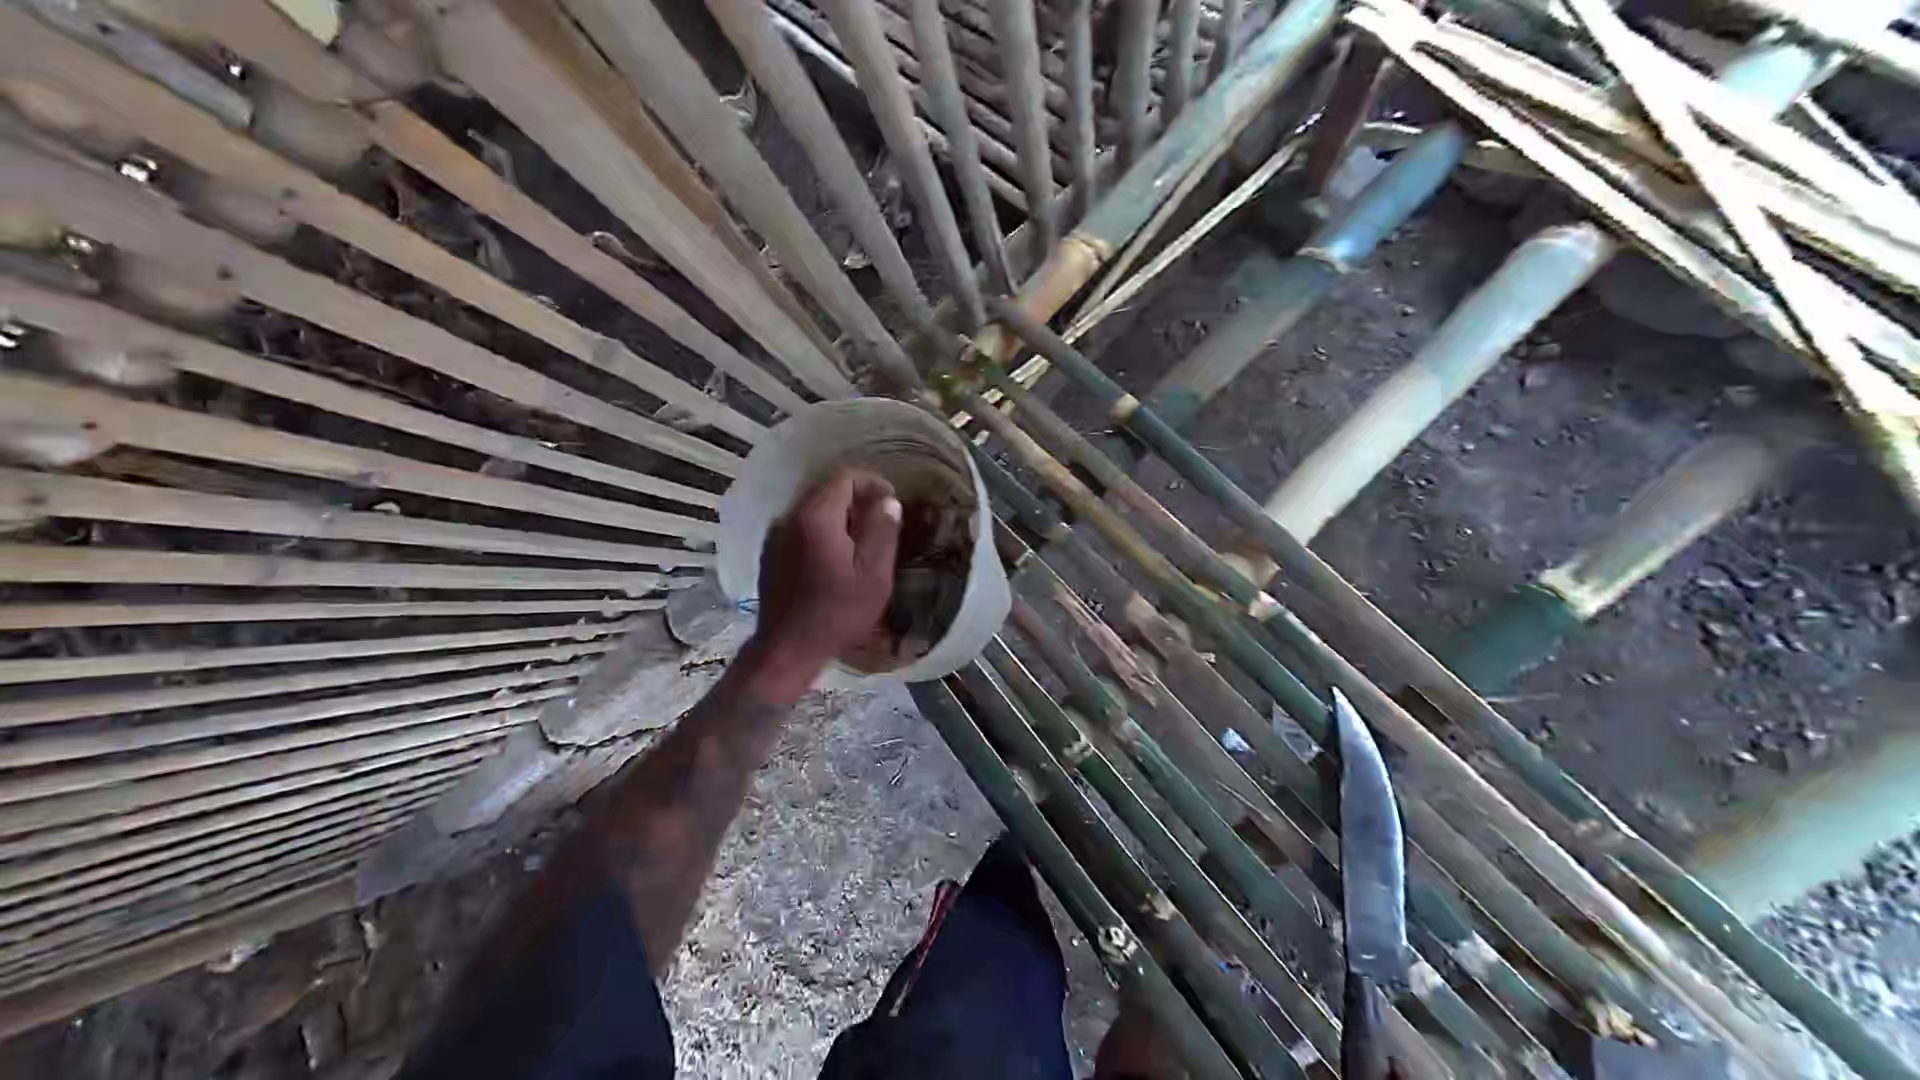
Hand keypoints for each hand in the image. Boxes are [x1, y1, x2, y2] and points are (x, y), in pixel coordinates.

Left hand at [741, 468, 901, 702]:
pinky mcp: (771, 552)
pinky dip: (821, 529)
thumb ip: (883, 531)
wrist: (787, 649)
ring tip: (861, 539)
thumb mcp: (873, 575)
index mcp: (816, 517)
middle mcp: (790, 517)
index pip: (845, 477)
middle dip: (856, 497)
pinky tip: (835, 555)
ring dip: (839, 513)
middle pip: (825, 488)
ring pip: (812, 507)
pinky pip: (800, 526)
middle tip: (880, 519)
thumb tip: (888, 501)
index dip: (873, 483)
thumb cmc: (837, 613)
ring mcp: (776, 535)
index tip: (891, 503)